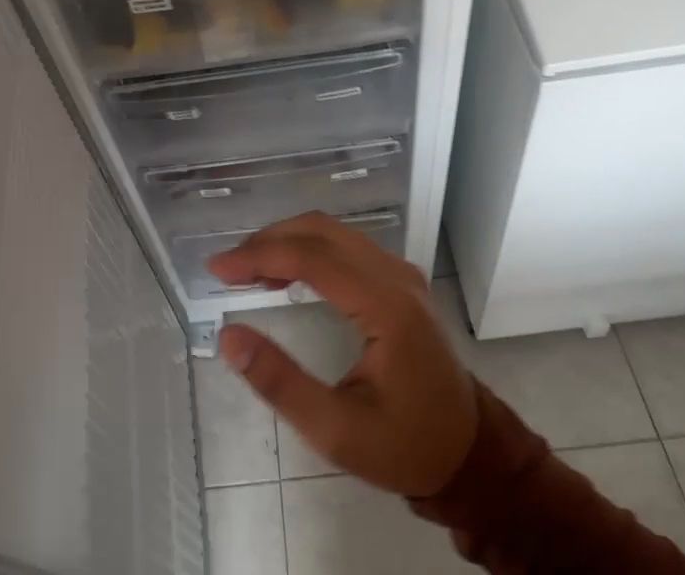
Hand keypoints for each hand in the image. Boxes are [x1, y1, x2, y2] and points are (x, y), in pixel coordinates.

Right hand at [206, 211, 478, 497]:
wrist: (467, 452)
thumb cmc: (403, 446)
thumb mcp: (335, 430)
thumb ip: (280, 382)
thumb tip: (229, 337)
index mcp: (385, 307)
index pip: (312, 258)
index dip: (259, 255)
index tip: (217, 269)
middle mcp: (397, 278)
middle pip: (323, 231)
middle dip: (269, 240)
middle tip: (228, 268)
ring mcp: (403, 277)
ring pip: (336, 234)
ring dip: (288, 242)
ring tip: (247, 272)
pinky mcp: (402, 285)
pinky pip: (349, 248)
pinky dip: (310, 251)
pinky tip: (286, 277)